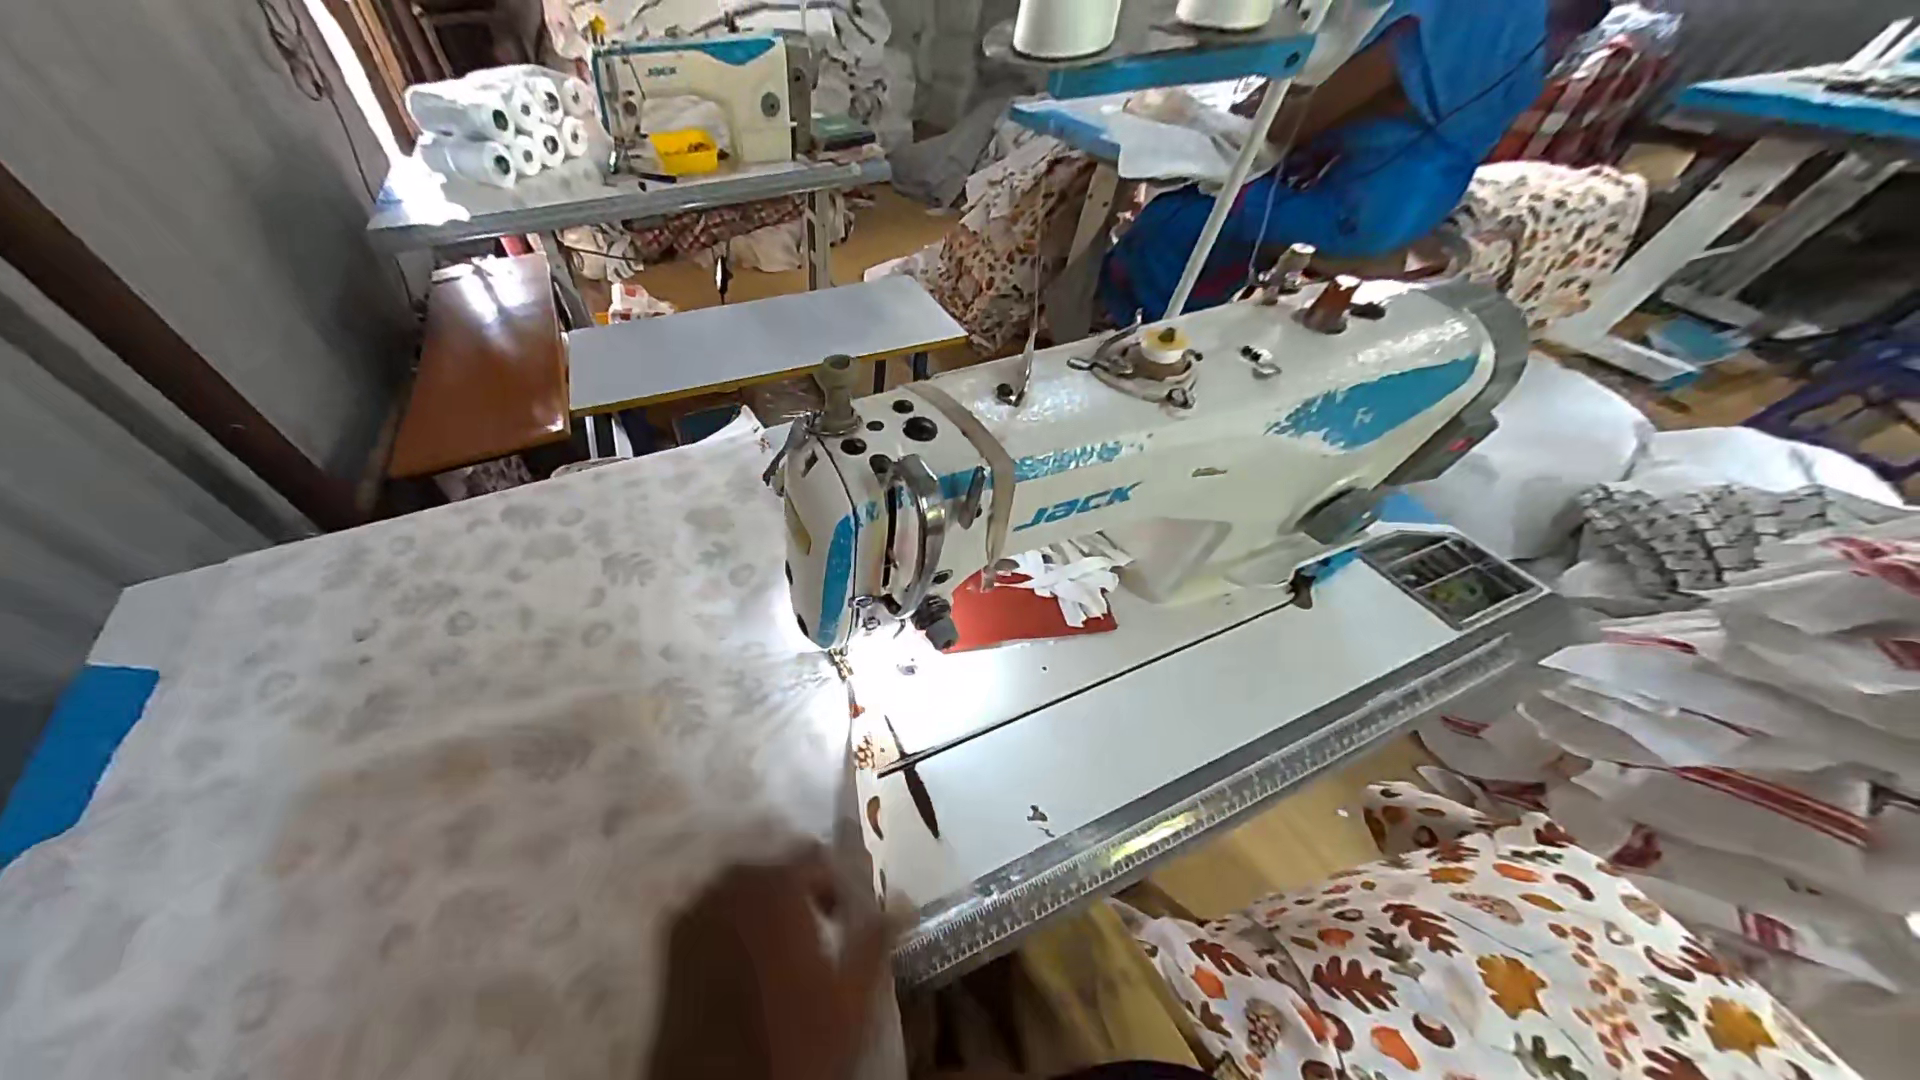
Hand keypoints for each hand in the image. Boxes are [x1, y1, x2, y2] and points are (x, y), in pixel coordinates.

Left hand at [647, 845, 890, 1079]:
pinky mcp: (672, 941)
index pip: (816, 856)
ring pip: (742, 884)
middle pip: (777, 866)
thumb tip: (903, 899)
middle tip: (818, 924)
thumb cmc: (791, 1040)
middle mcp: (735, 884)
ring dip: (764, 900)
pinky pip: (711, 908)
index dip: (835, 881)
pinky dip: (731, 916)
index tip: (846, 910)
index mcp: (779, 886)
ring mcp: (698, 910)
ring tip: (781, 939)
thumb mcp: (849, 996)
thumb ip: (876, 938)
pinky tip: (744, 952)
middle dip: (800, 887)